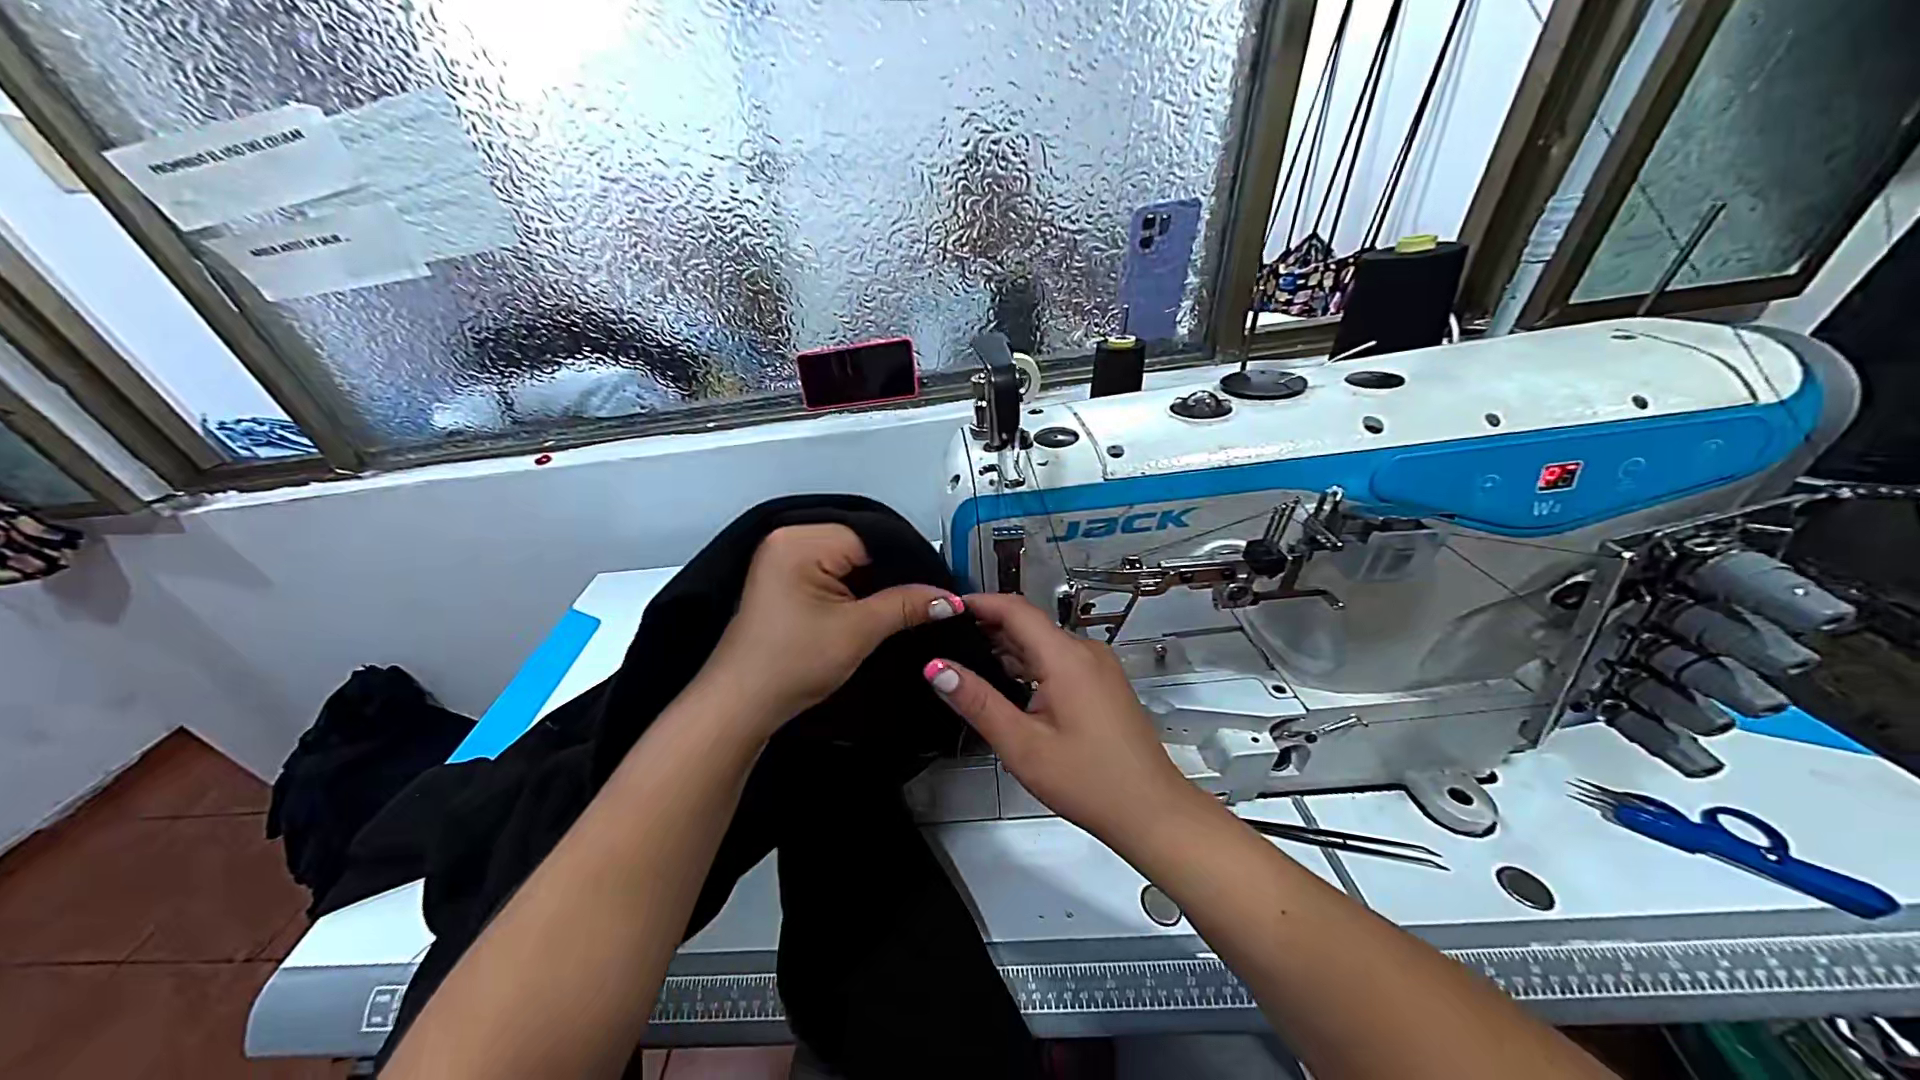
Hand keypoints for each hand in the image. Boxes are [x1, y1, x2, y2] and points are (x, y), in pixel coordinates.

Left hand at [704, 524, 963, 735]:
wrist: (741, 705)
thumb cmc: (782, 666)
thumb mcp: (858, 631)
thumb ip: (907, 605)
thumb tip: (945, 597)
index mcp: (799, 542)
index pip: (873, 536)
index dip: (908, 562)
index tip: (935, 586)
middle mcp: (788, 541)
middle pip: (862, 546)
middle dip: (893, 574)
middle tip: (923, 600)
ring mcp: (785, 560)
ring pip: (851, 561)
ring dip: (875, 585)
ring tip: (898, 610)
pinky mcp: (787, 580)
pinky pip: (834, 573)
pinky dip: (856, 591)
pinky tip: (871, 612)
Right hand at [921, 593, 1202, 843]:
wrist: (1150, 810)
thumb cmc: (1092, 782)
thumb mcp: (1022, 744)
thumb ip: (977, 701)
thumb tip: (939, 668)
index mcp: (1066, 658)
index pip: (1015, 609)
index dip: (978, 603)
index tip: (947, 608)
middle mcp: (1086, 653)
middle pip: (1029, 623)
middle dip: (987, 626)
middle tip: (947, 639)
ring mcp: (1098, 667)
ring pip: (1043, 643)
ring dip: (1008, 647)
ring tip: (968, 661)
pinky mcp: (1102, 684)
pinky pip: (1059, 660)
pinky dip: (1029, 664)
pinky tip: (1008, 683)